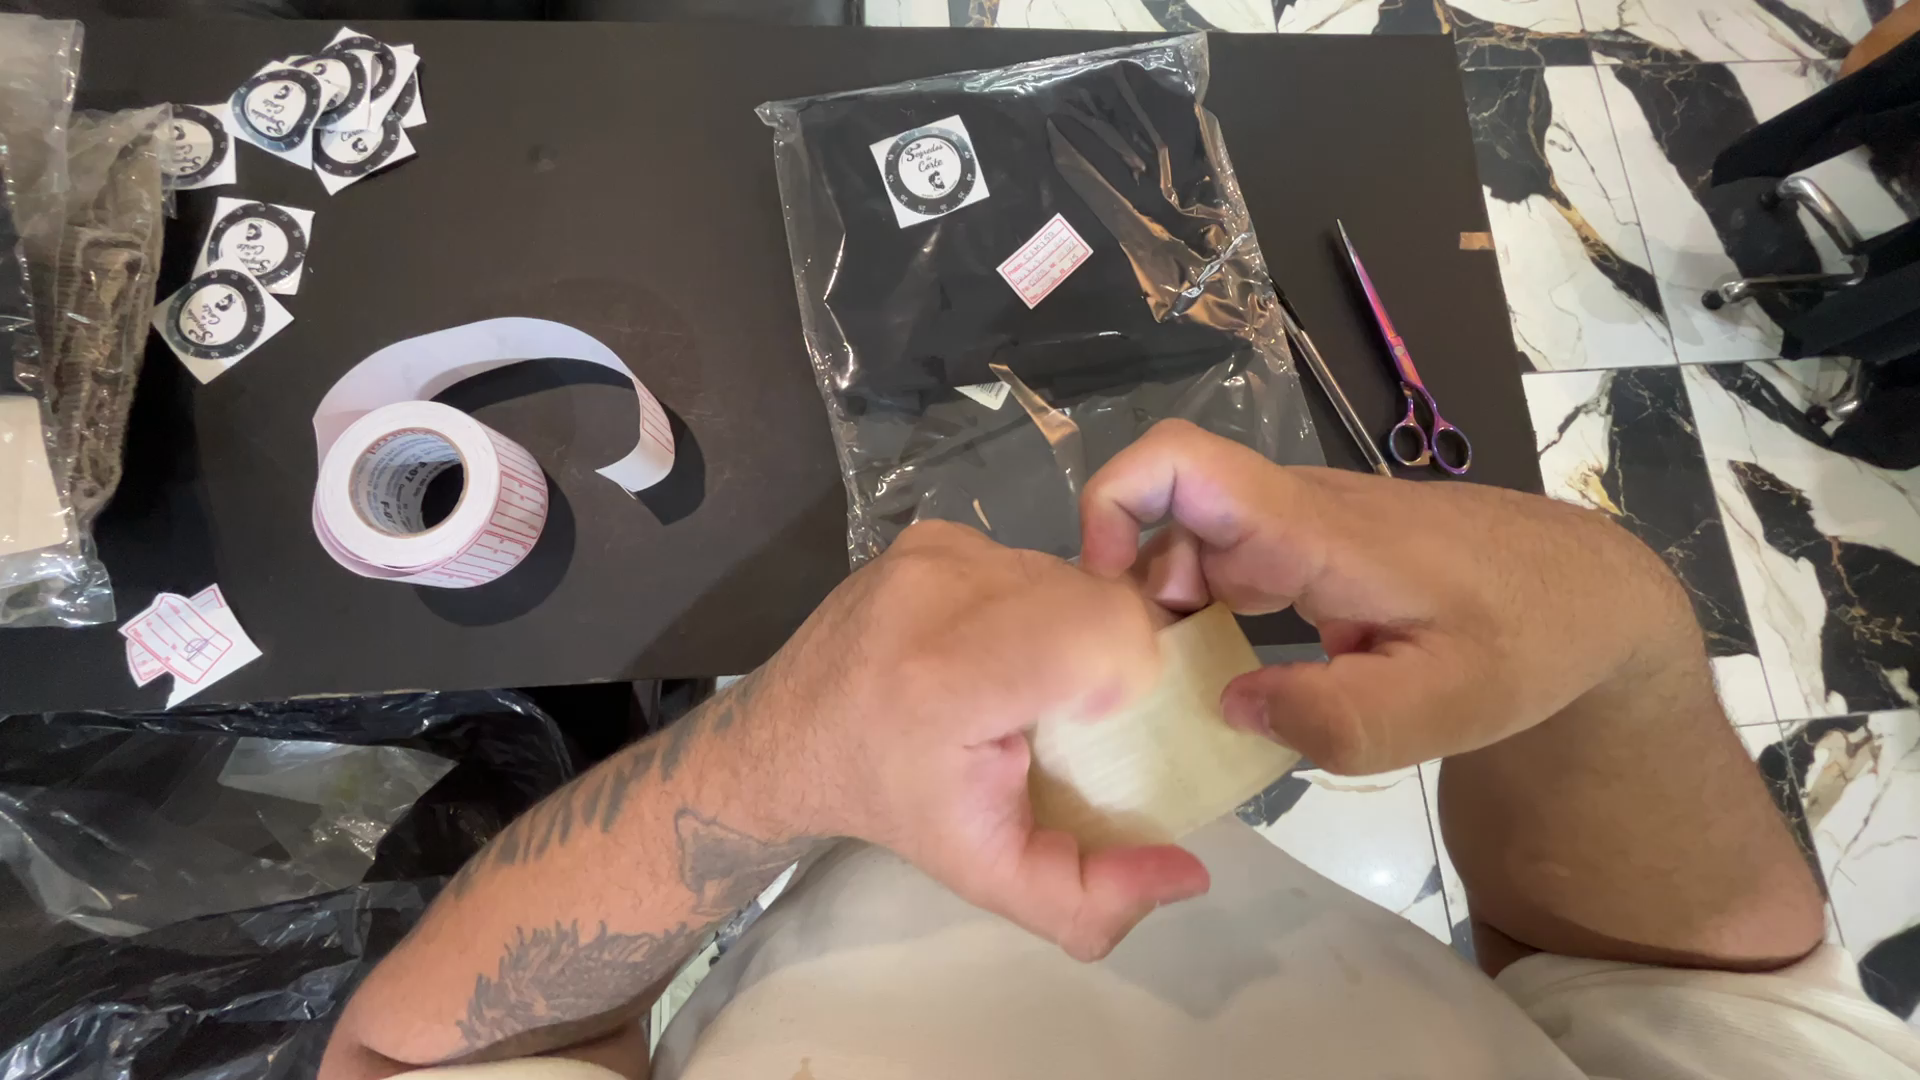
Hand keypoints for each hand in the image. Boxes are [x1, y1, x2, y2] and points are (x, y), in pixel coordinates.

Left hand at [750, 520, 1209, 960]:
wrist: (790, 731)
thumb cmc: (891, 803)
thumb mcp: (988, 872)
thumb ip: (1092, 900)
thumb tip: (1191, 875)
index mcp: (950, 675)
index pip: (1103, 629)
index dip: (1124, 677)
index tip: (1086, 722)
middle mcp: (939, 589)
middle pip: (1094, 597)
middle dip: (1104, 655)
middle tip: (1059, 706)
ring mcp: (932, 550)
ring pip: (1066, 572)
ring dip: (1067, 626)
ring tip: (1020, 673)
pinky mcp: (929, 534)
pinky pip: (1026, 558)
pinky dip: (1030, 601)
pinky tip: (987, 640)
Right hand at [1078, 420, 1697, 774]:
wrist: (1583, 593)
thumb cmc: (1523, 640)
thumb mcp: (1446, 706)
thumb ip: (1335, 720)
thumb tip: (1228, 703)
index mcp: (1305, 528)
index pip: (1181, 460)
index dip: (1114, 499)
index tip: (1104, 582)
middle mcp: (1283, 511)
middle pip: (1164, 511)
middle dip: (1129, 583)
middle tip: (1141, 668)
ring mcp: (1289, 526)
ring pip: (1186, 540)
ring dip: (1162, 603)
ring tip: (1179, 677)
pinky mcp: (1297, 547)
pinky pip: (1217, 561)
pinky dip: (1194, 607)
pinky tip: (1216, 659)